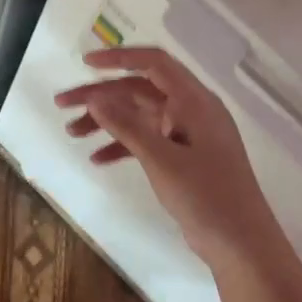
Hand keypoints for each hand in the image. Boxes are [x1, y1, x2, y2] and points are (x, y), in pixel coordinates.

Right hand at [54, 46, 275, 257]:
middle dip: (100, 96)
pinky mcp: (184, 158)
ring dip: (106, 122)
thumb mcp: (161, 159)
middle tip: (62, 105)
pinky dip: (121, 146)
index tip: (84, 63)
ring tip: (72, 133)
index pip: (154, 64)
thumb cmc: (206, 196)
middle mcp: (192, 111)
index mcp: (195, 102)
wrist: (240, 243)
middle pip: (140, 91)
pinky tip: (97, 160)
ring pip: (140, 117)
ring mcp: (188, 135)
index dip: (118, 58)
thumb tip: (96, 97)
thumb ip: (127, 125)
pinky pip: (147, 141)